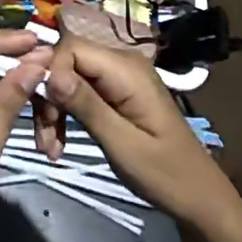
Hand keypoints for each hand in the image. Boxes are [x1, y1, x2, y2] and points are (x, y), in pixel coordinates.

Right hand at [37, 36, 241, 232]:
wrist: (197, 193)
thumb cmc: (164, 172)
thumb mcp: (122, 144)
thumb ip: (87, 106)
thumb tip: (49, 74)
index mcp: (126, 69)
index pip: (71, 47)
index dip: (49, 74)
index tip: (44, 116)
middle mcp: (121, 62)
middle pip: (66, 61)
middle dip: (48, 97)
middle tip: (45, 142)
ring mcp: (118, 76)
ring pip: (68, 77)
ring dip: (54, 110)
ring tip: (51, 150)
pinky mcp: (115, 91)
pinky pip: (79, 90)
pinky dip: (66, 114)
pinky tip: (60, 144)